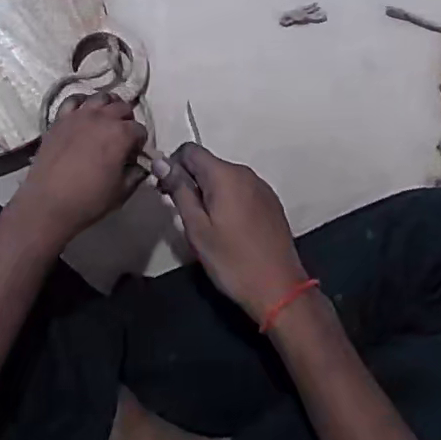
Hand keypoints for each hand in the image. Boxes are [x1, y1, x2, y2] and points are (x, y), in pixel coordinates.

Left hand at [11, 94, 147, 243]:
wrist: (47, 204)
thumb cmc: (88, 200)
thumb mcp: (122, 192)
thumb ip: (136, 174)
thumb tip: (140, 165)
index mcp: (121, 134)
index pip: (140, 129)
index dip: (140, 142)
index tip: (134, 155)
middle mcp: (102, 117)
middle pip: (123, 107)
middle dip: (127, 121)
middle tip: (123, 138)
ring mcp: (79, 115)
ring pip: (101, 97)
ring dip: (108, 106)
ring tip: (106, 122)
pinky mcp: (60, 119)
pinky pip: (73, 100)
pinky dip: (82, 103)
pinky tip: (83, 113)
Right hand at [159, 143, 308, 318]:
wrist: (280, 289)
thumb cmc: (232, 261)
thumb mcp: (197, 229)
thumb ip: (179, 191)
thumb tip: (161, 162)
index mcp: (225, 175)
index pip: (190, 150)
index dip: (172, 165)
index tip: (166, 192)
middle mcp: (245, 172)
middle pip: (208, 163)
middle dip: (190, 181)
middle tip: (182, 214)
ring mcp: (261, 186)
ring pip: (224, 177)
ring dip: (208, 191)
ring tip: (205, 225)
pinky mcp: (270, 201)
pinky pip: (240, 189)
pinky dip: (227, 199)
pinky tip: (228, 228)